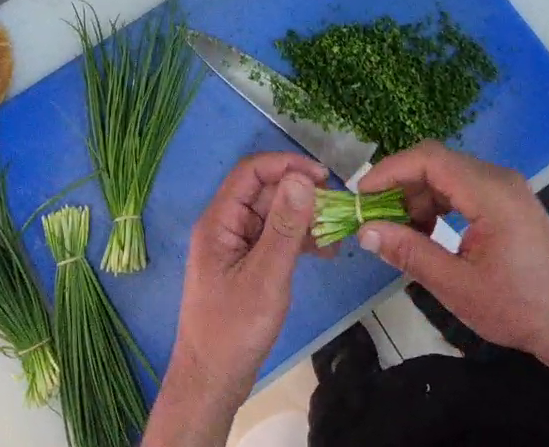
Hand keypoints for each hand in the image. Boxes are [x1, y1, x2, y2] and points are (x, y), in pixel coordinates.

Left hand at [170, 152, 326, 399]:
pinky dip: (299, 241)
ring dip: (304, 219)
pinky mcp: (247, 265)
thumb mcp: (265, 276)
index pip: (251, 172)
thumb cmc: (234, 329)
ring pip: (274, 215)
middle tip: (337, 210)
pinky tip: (325, 253)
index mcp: (219, 221)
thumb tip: (302, 178)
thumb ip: (284, 227)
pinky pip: (275, 239)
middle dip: (301, 195)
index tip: (323, 177)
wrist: (211, 383)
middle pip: (265, 192)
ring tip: (336, 235)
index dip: (286, 165)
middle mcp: (226, 226)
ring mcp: (236, 247)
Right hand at [356, 141, 548, 368]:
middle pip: (437, 162)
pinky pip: (464, 188)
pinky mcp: (510, 202)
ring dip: (419, 197)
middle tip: (375, 217)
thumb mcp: (457, 286)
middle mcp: (499, 178)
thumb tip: (366, 231)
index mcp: (490, 192)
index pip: (429, 158)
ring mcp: (507, 188)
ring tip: (401, 233)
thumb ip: (410, 253)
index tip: (361, 195)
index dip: (390, 170)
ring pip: (449, 175)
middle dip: (401, 186)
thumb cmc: (519, 308)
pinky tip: (428, 234)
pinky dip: (439, 204)